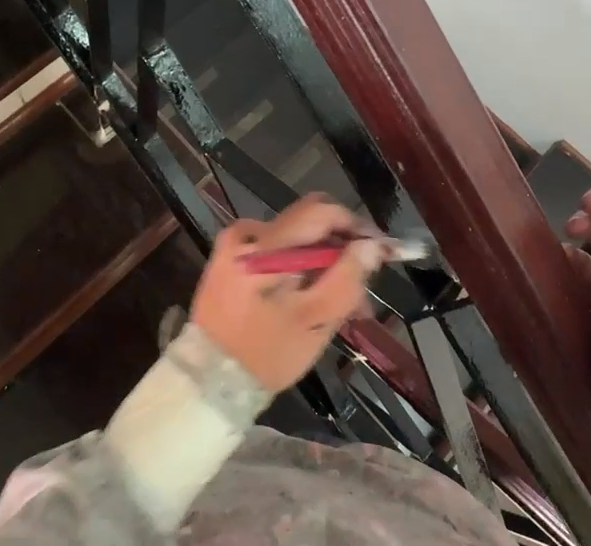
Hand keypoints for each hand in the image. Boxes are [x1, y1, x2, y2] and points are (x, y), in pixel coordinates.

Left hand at [191, 195, 384, 392]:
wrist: (210, 378)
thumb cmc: (267, 353)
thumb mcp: (316, 320)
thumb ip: (347, 278)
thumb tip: (371, 245)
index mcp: (266, 244)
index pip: (321, 211)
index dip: (356, 226)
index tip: (380, 251)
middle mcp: (248, 232)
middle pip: (308, 224)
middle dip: (341, 250)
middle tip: (363, 286)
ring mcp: (235, 244)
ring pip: (294, 240)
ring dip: (321, 264)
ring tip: (342, 304)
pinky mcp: (229, 258)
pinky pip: (275, 251)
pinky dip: (297, 269)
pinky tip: (310, 299)